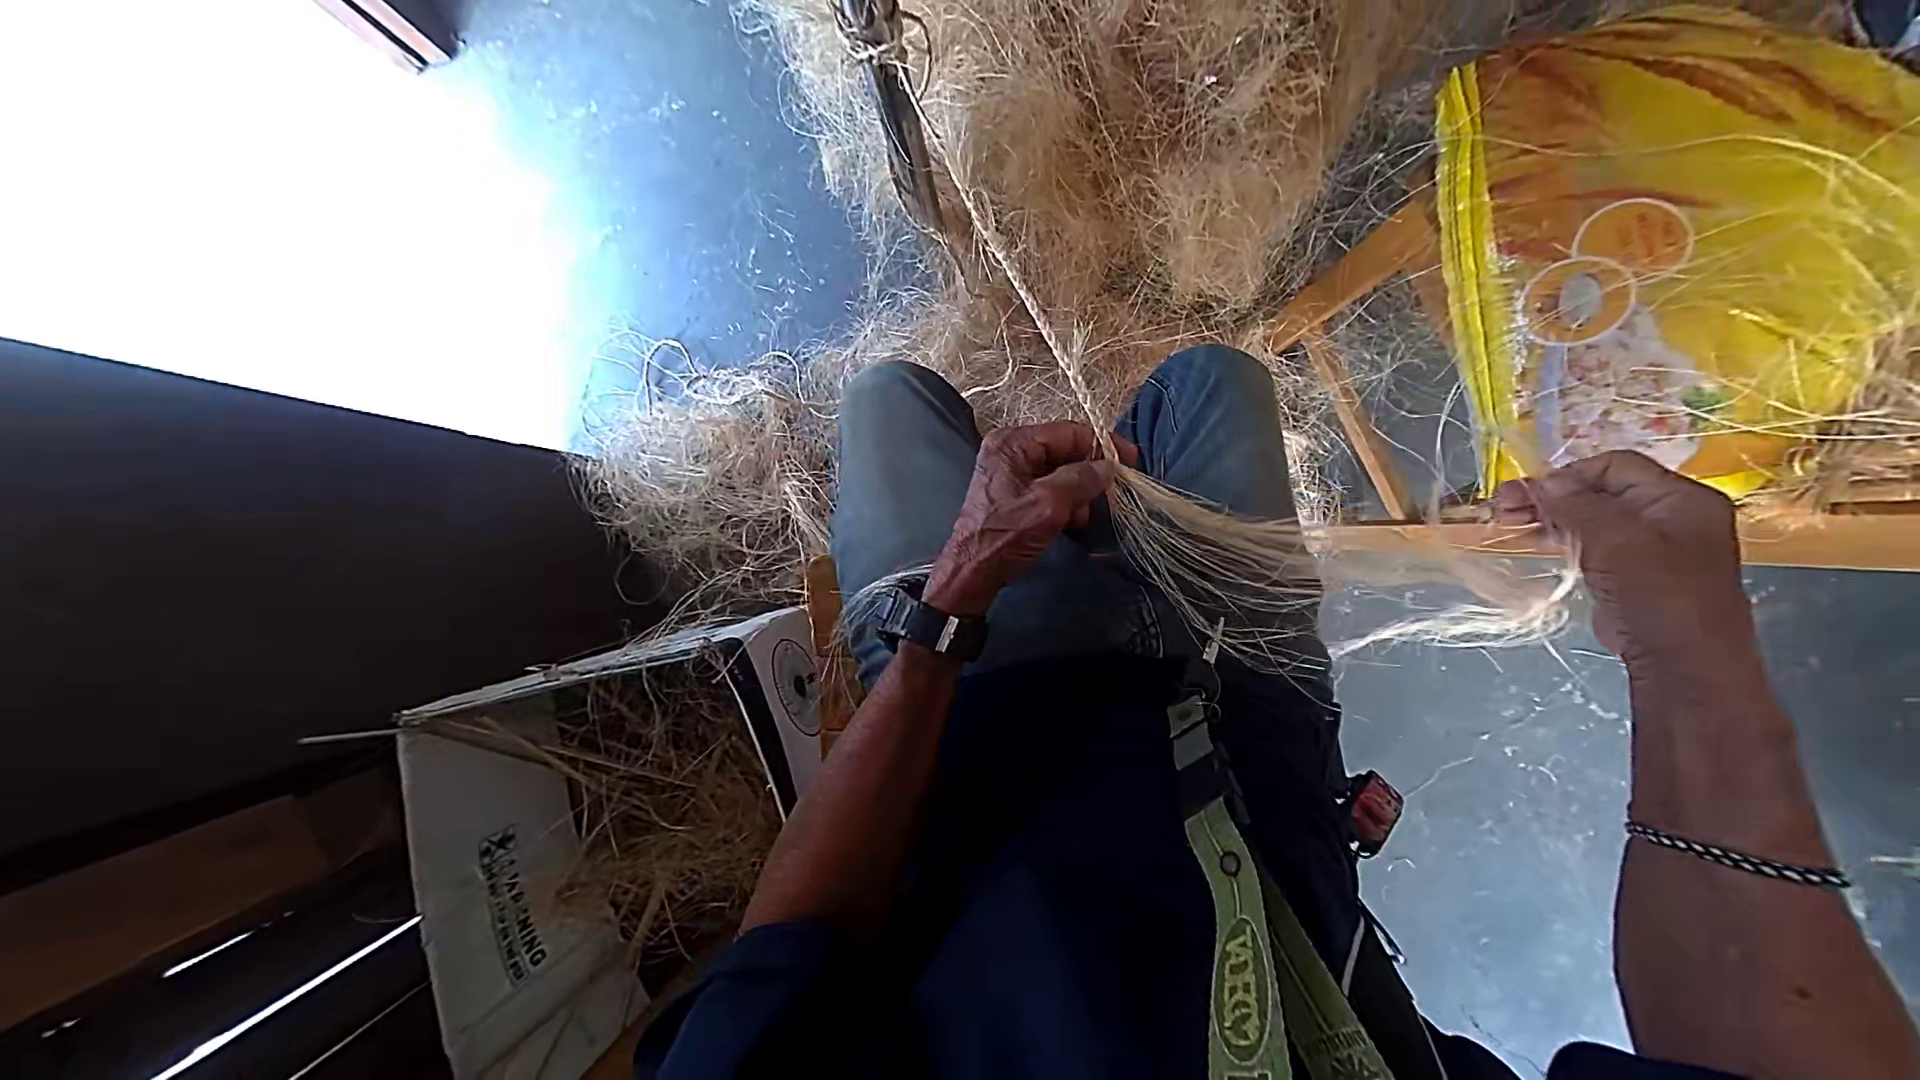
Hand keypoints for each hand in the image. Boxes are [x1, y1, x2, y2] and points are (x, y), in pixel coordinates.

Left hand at [923, 424, 1135, 615]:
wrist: (974, 570)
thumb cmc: (1006, 534)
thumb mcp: (1049, 504)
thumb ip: (1081, 478)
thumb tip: (1109, 466)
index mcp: (1013, 442)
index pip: (1068, 431)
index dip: (1102, 444)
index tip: (1131, 461)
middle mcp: (1010, 450)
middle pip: (1065, 450)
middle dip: (1089, 473)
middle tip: (1111, 492)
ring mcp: (1012, 471)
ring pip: (1061, 471)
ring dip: (1078, 492)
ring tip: (1082, 515)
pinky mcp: (1015, 493)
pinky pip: (1050, 487)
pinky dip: (1066, 502)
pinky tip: (1072, 520)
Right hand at [1492, 451, 1756, 677]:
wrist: (1679, 655)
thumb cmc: (1656, 592)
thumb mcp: (1615, 540)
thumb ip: (1578, 505)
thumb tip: (1542, 483)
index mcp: (1679, 498)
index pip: (1615, 465)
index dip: (1567, 475)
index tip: (1526, 495)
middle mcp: (1668, 513)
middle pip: (1598, 488)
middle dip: (1550, 494)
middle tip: (1503, 507)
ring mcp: (1650, 540)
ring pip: (1589, 512)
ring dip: (1548, 513)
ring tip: (1510, 523)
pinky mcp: (1630, 565)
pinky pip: (1590, 536)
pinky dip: (1558, 533)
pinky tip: (1533, 539)